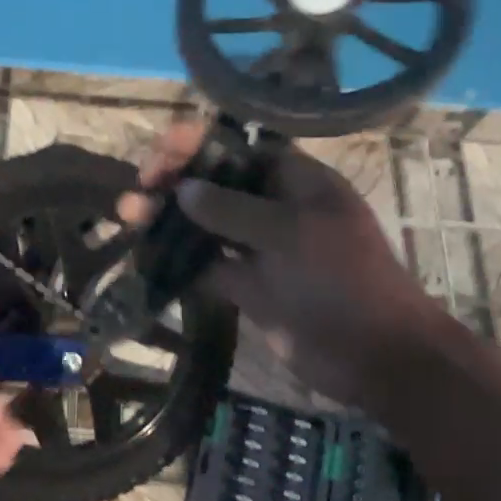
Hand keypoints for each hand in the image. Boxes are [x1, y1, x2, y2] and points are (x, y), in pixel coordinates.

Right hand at [119, 121, 447, 405]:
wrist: (373, 355)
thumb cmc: (343, 280)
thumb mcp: (290, 234)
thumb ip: (232, 210)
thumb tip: (182, 190)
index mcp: (297, 182)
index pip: (241, 149)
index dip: (201, 145)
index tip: (164, 151)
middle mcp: (274, 209)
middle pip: (216, 184)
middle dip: (175, 180)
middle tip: (140, 187)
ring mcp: (258, 250)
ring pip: (204, 225)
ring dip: (167, 218)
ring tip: (128, 213)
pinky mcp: (246, 287)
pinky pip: (204, 265)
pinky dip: (176, 260)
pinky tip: (144, 252)